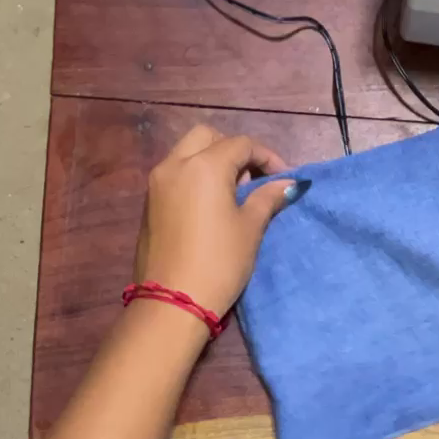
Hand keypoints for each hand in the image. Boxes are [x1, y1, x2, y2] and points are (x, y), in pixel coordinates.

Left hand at [133, 125, 294, 317]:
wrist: (173, 301)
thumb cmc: (220, 262)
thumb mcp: (250, 228)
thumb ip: (268, 198)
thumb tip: (288, 184)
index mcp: (204, 166)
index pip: (241, 145)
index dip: (267, 157)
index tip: (283, 179)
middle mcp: (175, 164)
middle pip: (208, 137)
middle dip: (234, 150)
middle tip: (253, 179)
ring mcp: (157, 182)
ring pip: (187, 152)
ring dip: (213, 161)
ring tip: (235, 193)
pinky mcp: (149, 202)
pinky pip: (176, 173)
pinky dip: (196, 176)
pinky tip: (212, 205)